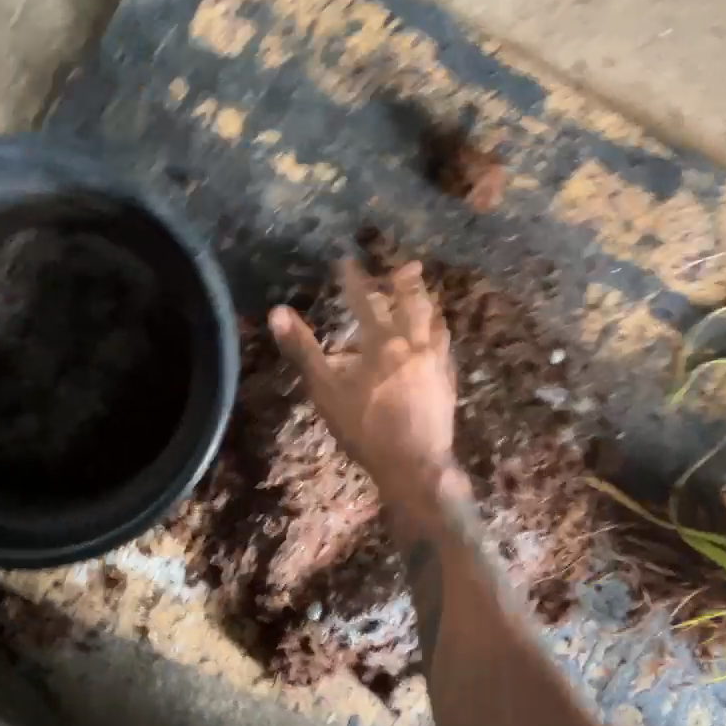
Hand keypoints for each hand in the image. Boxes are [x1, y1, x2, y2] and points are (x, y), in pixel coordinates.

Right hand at [269, 259, 459, 507]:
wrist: (414, 465)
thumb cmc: (365, 428)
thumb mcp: (326, 390)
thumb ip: (303, 350)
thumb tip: (277, 312)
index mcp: (382, 342)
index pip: (365, 300)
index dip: (354, 279)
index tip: (346, 260)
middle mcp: (413, 344)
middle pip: (412, 303)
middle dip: (405, 282)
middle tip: (405, 264)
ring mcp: (436, 362)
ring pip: (434, 322)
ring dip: (428, 304)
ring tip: (426, 293)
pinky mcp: (448, 382)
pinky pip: (446, 347)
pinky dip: (440, 333)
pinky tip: (439, 338)